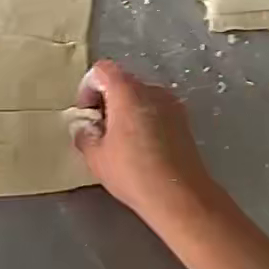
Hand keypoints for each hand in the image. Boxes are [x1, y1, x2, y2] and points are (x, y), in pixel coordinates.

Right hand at [73, 59, 218, 220]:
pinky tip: (140, 148)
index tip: (86, 114)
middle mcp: (151, 90)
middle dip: (106, 100)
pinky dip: (144, 120)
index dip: (88, 88)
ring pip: (140, 96)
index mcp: (127, 92)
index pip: (102, 70)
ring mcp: (172, 104)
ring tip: (120, 141)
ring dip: (126, 110)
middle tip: (99, 129)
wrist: (181, 198)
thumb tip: (84, 128)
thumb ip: (84, 135)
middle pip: (122, 81)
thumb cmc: (133, 173)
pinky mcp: (184, 122)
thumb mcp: (96, 157)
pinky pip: (156, 110)